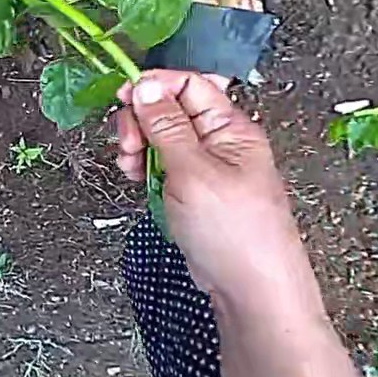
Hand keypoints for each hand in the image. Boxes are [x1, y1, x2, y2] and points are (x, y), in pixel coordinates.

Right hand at [113, 71, 321, 317]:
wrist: (252, 291)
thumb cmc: (234, 233)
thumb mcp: (192, 171)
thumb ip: (167, 126)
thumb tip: (147, 86)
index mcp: (230, 128)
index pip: (189, 85)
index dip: (155, 86)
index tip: (125, 99)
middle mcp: (220, 142)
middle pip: (171, 110)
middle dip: (142, 121)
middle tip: (128, 144)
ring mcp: (207, 167)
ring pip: (163, 138)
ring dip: (140, 145)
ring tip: (131, 166)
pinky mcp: (195, 190)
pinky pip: (164, 165)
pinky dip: (146, 168)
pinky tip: (138, 178)